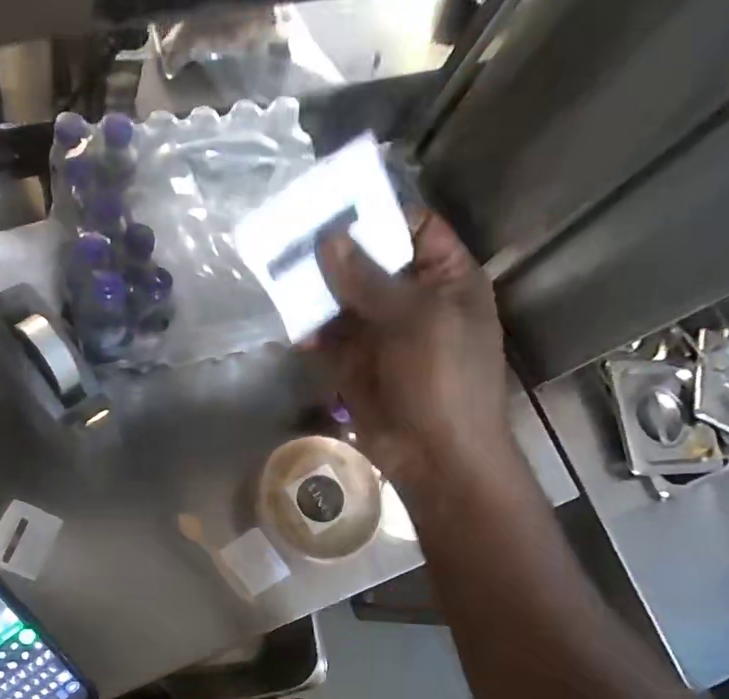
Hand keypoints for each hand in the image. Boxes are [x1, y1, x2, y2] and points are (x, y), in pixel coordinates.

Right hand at [313, 209, 513, 487]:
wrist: (436, 457)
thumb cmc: (443, 379)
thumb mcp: (414, 318)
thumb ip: (369, 279)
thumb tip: (328, 240)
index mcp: (447, 279)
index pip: (416, 229)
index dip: (380, 217)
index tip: (335, 210)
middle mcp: (413, 300)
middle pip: (371, 262)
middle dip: (335, 253)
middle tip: (292, 236)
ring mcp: (381, 334)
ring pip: (343, 299)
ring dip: (316, 291)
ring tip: (281, 275)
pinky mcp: (354, 365)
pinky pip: (328, 337)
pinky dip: (310, 330)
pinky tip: (293, 326)